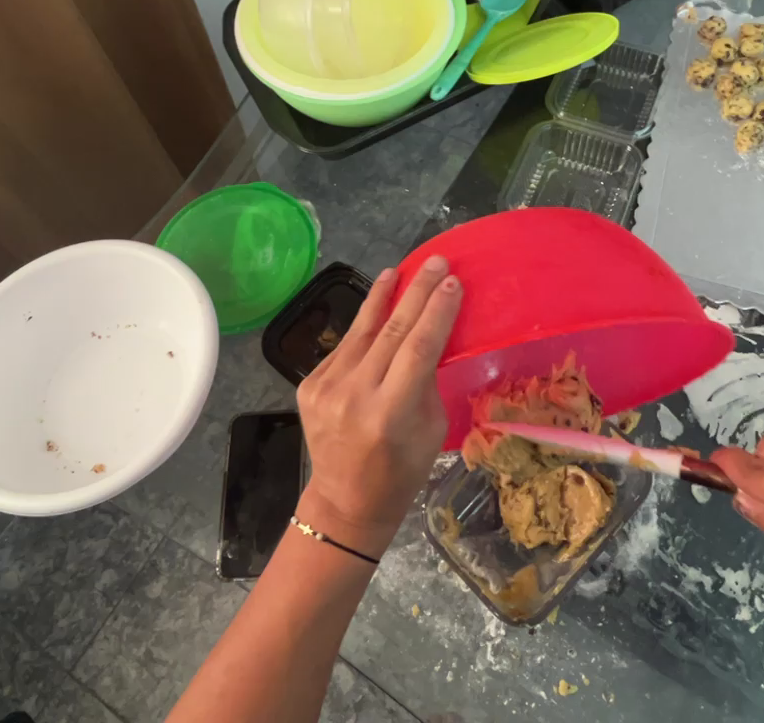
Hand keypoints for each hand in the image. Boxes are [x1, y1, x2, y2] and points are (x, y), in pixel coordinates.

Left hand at [295, 257, 460, 556]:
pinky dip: (365, 324)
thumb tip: (428, 335)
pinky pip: (346, 346)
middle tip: (436, 262)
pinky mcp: (309, 383)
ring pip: (363, 330)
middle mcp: (354, 394)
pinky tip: (378, 303)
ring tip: (399, 270)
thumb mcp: (430, 430)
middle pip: (392, 330)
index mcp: (390, 412)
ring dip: (383, 296)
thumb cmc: (401, 472)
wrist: (344, 501)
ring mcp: (326, 387)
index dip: (437, 311)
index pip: (419, 348)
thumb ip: (426, 381)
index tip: (454, 282)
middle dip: (417, 291)